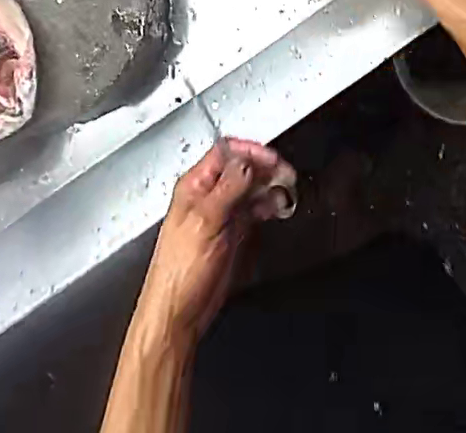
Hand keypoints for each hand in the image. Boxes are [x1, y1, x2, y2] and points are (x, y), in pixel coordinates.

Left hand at [135, 138, 295, 348]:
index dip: (249, 151)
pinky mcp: (231, 234)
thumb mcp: (205, 221)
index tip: (272, 158)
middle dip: (264, 167)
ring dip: (269, 186)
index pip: (224, 152)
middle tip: (286, 173)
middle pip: (240, 168)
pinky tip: (277, 207)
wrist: (179, 313)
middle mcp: (207, 196)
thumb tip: (245, 162)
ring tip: (286, 189)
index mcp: (194, 186)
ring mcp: (220, 215)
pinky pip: (253, 211)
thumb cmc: (179, 272)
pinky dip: (267, 206)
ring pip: (249, 189)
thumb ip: (228, 189)